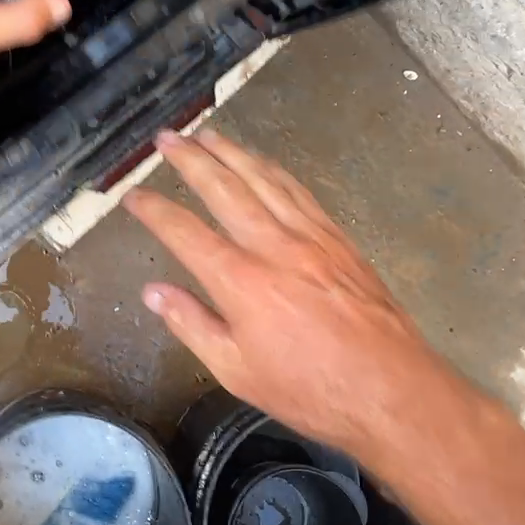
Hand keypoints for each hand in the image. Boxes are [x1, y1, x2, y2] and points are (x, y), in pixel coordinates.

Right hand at [126, 128, 453, 457]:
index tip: (132, 194)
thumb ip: (191, 325)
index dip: (153, 209)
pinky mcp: (337, 238)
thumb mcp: (237, 372)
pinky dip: (273, 170)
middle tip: (166, 137)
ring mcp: (310, 236)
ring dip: (231, 152)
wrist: (392, 390)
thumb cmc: (309, 390)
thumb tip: (153, 292)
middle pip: (224, 187)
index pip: (184, 232)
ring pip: (263, 179)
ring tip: (207, 133)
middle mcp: (273, 246)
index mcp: (240, 281)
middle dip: (190, 158)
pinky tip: (262, 162)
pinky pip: (298, 191)